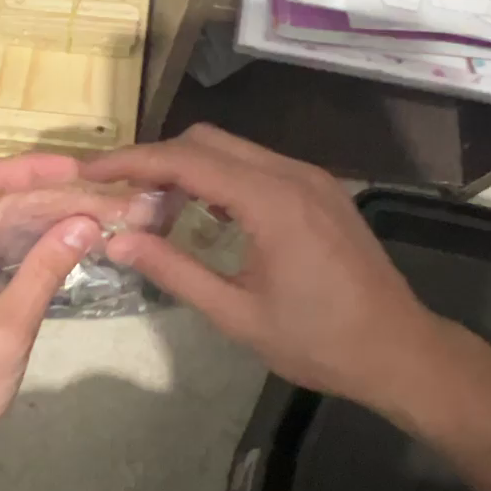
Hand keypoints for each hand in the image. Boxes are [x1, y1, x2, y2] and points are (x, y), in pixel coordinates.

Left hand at [0, 154, 99, 490]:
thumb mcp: (8, 328)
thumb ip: (45, 270)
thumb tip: (85, 222)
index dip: (32, 169)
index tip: (80, 169)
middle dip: (49, 199)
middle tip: (104, 198)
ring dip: (42, 223)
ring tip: (96, 217)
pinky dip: (27, 249)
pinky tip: (64, 246)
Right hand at [84, 125, 446, 412]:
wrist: (400, 350)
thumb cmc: (319, 342)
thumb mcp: (237, 314)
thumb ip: (175, 271)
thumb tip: (117, 241)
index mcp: (272, 202)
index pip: (187, 160)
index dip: (132, 161)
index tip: (91, 172)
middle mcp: (292, 174)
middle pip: (207, 140)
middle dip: (155, 158)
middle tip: (119, 193)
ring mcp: (311, 178)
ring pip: (233, 148)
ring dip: (187, 166)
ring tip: (152, 204)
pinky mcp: (320, 190)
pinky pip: (257, 165)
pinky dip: (219, 177)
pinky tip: (201, 211)